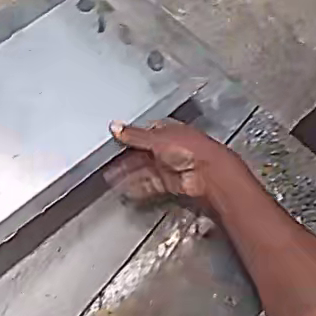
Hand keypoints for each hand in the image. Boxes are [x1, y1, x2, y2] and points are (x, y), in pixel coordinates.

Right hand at [107, 120, 246, 202]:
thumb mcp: (157, 137)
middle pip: (141, 153)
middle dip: (124, 159)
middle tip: (107, 164)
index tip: (113, 141)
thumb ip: (133, 135)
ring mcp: (169, 166)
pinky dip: (137, 187)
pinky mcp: (170, 182)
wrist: (208, 174)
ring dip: (128, 174)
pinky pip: (149, 184)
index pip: (143, 132)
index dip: (128, 137)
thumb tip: (116, 126)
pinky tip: (126, 189)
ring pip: (144, 170)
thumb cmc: (191, 149)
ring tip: (110, 178)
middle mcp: (168, 147)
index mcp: (167, 130)